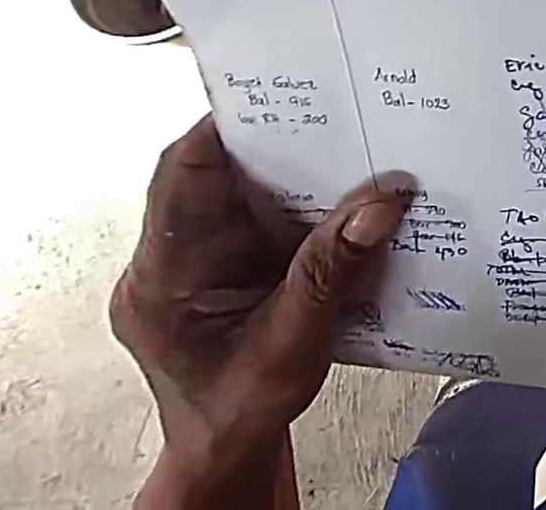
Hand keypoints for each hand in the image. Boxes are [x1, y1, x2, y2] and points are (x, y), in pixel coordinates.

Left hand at [110, 116, 413, 507]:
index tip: (282, 95)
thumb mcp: (290, 349)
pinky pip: (273, 204)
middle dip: (276, 136)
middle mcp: (180, 251)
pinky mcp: (238, 253)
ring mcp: (209, 250)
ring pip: (250, 182)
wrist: (229, 449)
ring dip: (300, 162)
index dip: (222, 130)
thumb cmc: (239, 409)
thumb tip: (381, 201)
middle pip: (219, 168)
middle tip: (337, 108)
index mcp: (165, 276)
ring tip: (354, 138)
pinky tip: (349, 185)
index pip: (179, 178)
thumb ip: (329, 275)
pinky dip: (311, 190)